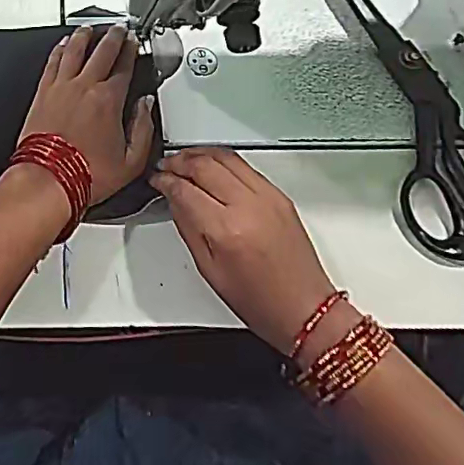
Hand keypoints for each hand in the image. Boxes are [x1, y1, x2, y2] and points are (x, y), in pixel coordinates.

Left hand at [19, 25, 155, 204]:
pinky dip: (58, 50)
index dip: (130, 51)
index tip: (133, 43)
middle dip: (112, 37)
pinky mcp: (42, 94)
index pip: (123, 67)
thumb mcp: (131, 160)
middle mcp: (84, 87)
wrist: (48, 180)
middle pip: (101, 52)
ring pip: (73, 51)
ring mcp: (60, 88)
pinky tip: (62, 46)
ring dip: (83, 37)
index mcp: (109, 100)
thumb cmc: (85, 174)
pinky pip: (52, 63)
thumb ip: (143, 129)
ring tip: (88, 29)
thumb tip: (146, 108)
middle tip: (117, 29)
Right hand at [151, 147, 334, 351]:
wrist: (305, 309)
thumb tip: (174, 199)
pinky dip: (222, 159)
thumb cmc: (262, 300)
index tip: (157, 180)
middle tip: (166, 167)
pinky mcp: (280, 195)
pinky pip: (245, 165)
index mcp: (227, 230)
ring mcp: (268, 198)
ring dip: (200, 155)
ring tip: (184, 160)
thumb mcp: (209, 268)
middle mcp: (249, 207)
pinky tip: (211, 165)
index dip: (165, 181)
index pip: (185, 189)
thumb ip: (188, 227)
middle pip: (204, 165)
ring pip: (225, 157)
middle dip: (179, 162)